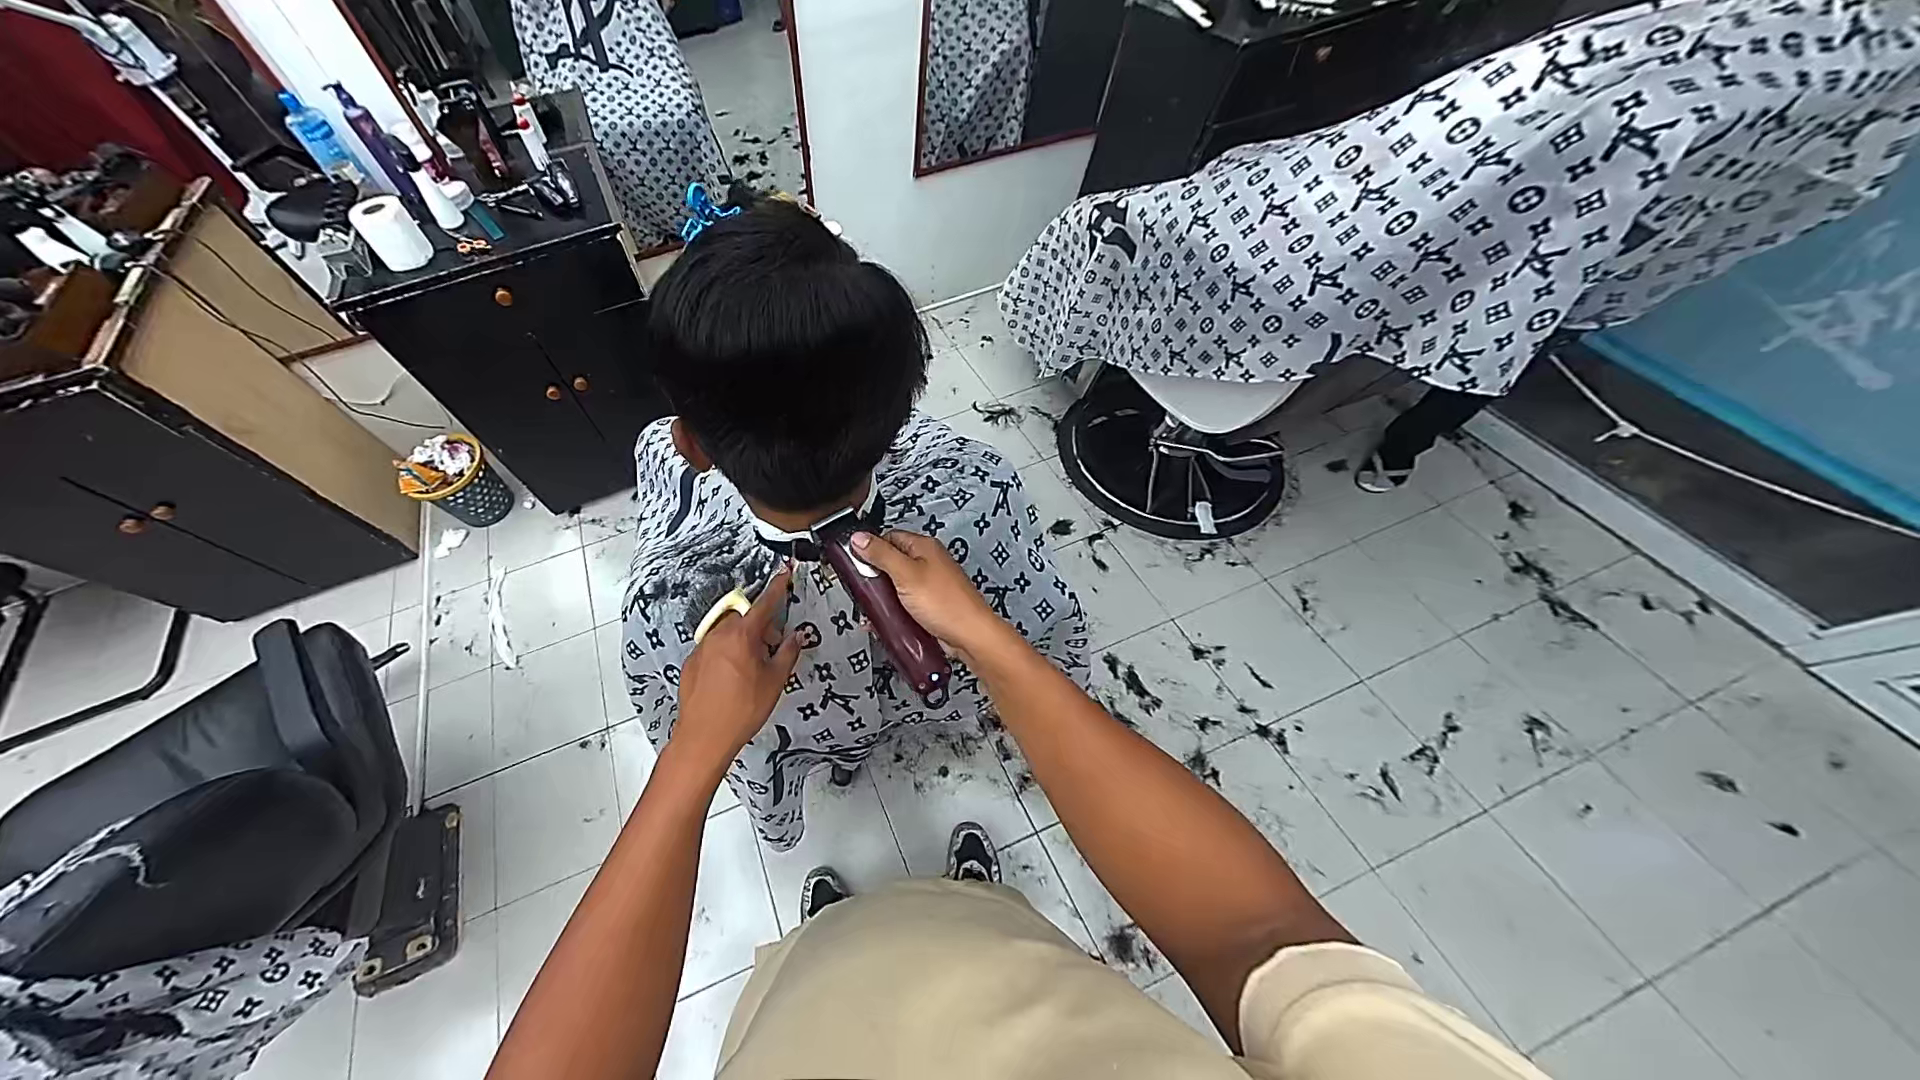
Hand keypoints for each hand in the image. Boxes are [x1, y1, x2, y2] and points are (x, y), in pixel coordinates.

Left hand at [674, 565, 802, 770]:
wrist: (704, 737)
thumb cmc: (738, 711)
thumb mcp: (775, 679)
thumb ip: (788, 652)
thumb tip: (795, 639)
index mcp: (742, 635)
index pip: (765, 603)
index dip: (778, 587)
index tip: (784, 574)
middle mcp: (718, 636)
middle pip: (746, 618)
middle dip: (762, 627)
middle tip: (774, 646)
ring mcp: (702, 648)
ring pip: (729, 632)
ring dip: (745, 641)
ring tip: (755, 667)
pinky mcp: (692, 662)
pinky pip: (715, 647)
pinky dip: (728, 654)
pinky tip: (736, 678)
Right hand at [850, 530, 1006, 660]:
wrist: (970, 636)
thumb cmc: (948, 605)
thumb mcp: (905, 575)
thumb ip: (881, 554)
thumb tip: (859, 538)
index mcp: (924, 547)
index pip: (888, 537)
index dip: (869, 549)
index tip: (855, 562)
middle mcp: (928, 562)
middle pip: (890, 562)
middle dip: (874, 578)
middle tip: (865, 589)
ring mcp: (929, 585)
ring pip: (896, 585)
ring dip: (883, 597)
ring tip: (875, 608)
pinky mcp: (929, 604)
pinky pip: (905, 603)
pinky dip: (894, 610)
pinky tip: (888, 620)